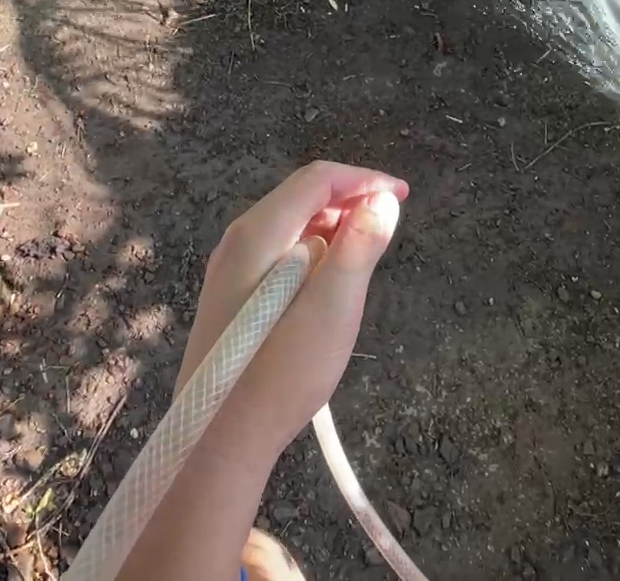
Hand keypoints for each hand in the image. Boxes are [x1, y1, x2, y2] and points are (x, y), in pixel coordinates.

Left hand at [178, 161, 409, 455]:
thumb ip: (359, 247)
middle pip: (301, 195)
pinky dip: (314, 249)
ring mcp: (230, 265)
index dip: (364, 179)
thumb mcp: (333, 308)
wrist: (217, 440)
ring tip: (365, 252)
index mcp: (259, 232)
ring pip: (291, 223)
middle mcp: (239, 238)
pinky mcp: (231, 291)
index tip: (402, 196)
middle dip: (350, 200)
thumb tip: (383, 200)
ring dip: (333, 225)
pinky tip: (329, 279)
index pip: (317, 179)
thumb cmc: (282, 372)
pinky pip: (280, 249)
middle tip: (388, 224)